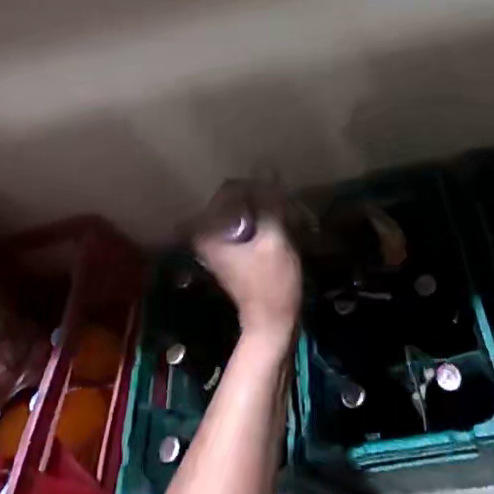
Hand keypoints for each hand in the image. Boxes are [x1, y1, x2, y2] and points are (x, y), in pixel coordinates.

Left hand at [193, 186, 301, 345]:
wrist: (271, 324)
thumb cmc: (272, 283)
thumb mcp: (274, 239)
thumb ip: (268, 203)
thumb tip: (267, 169)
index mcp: (208, 228)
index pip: (232, 189)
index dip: (260, 188)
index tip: (282, 199)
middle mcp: (204, 232)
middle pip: (236, 199)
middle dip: (264, 201)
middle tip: (289, 211)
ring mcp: (215, 242)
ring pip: (242, 212)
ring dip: (266, 213)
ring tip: (289, 221)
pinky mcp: (227, 251)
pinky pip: (244, 226)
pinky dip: (262, 225)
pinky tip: (282, 231)